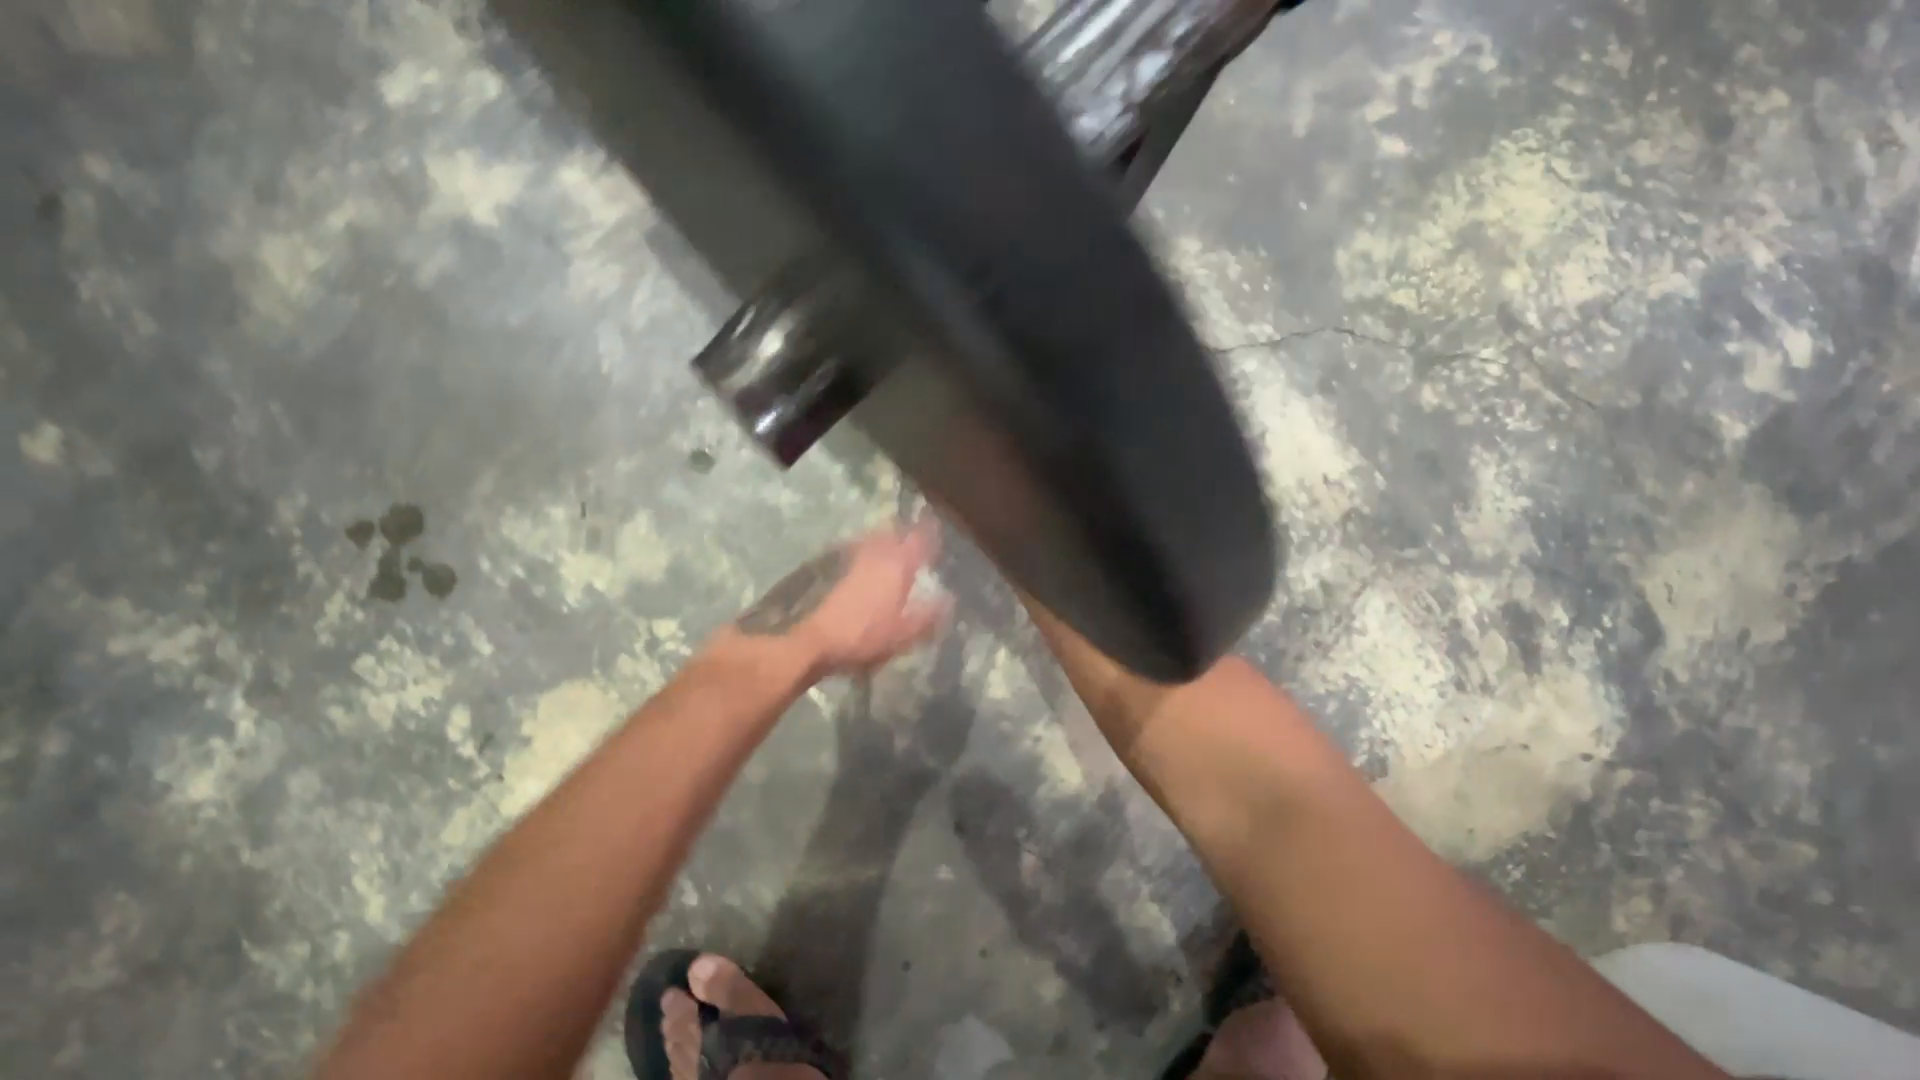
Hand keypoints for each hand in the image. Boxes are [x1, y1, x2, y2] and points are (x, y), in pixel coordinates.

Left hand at [735, 521, 949, 676]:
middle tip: (914, 533)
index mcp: (896, 565)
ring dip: (882, 539)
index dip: (929, 532)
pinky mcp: (828, 567)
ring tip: (890, 545)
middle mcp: (873, 553)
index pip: (918, 539)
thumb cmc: (862, 637)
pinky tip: (860, 563)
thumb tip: (948, 600)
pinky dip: (861, 551)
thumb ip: (927, 616)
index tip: (937, 526)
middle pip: (892, 533)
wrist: (809, 639)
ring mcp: (848, 557)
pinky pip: (852, 550)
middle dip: (904, 532)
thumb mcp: (903, 635)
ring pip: (870, 539)